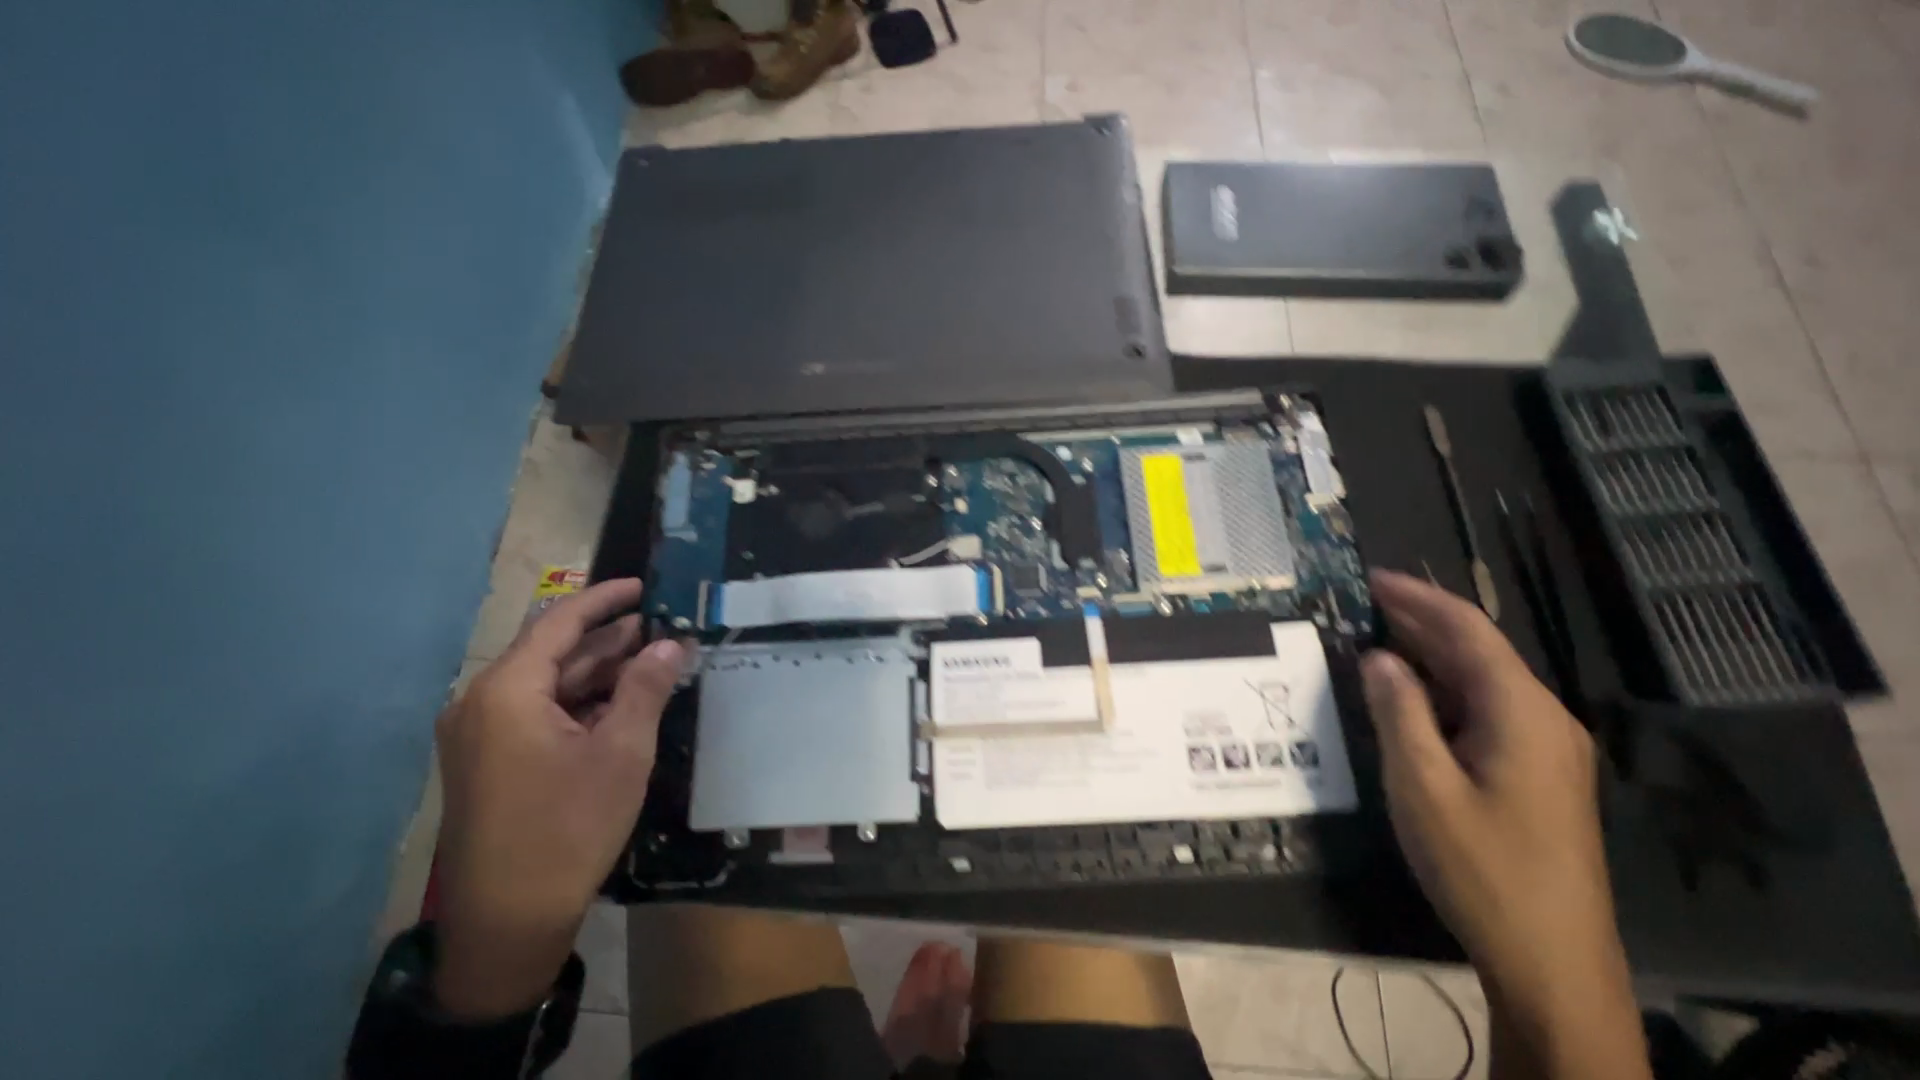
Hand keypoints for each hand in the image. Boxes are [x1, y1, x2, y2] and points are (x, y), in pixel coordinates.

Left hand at [431, 578, 683, 1020]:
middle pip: (550, 653)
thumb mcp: (621, 754)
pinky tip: (618, 706)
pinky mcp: (485, 764)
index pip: (559, 623)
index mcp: (506, 691)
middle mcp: (480, 703)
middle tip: (663, 628)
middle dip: (607, 640)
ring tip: (651, 662)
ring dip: (595, 674)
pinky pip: (533, 715)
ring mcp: (478, 736)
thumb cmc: (568, 829)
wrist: (506, 922)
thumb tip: (669, 644)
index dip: (604, 600)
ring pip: (544, 686)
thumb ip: (644, 689)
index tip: (644, 586)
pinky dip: (576, 705)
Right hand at [1361, 570, 1645, 1077]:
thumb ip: (1398, 712)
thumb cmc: (1482, 867)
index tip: (1370, 578)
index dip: (1417, 598)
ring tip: (1374, 644)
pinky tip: (1411, 703)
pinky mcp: (1542, 777)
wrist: (1553, 957)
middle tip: (1361, 606)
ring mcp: (1548, 749)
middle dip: (1420, 623)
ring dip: (1431, 660)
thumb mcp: (1422, 787)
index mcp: (1520, 710)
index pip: (1467, 630)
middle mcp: (1543, 718)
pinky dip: (1446, 697)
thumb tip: (1379, 657)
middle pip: (1479, 652)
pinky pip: (1489, 715)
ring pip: (1483, 684)